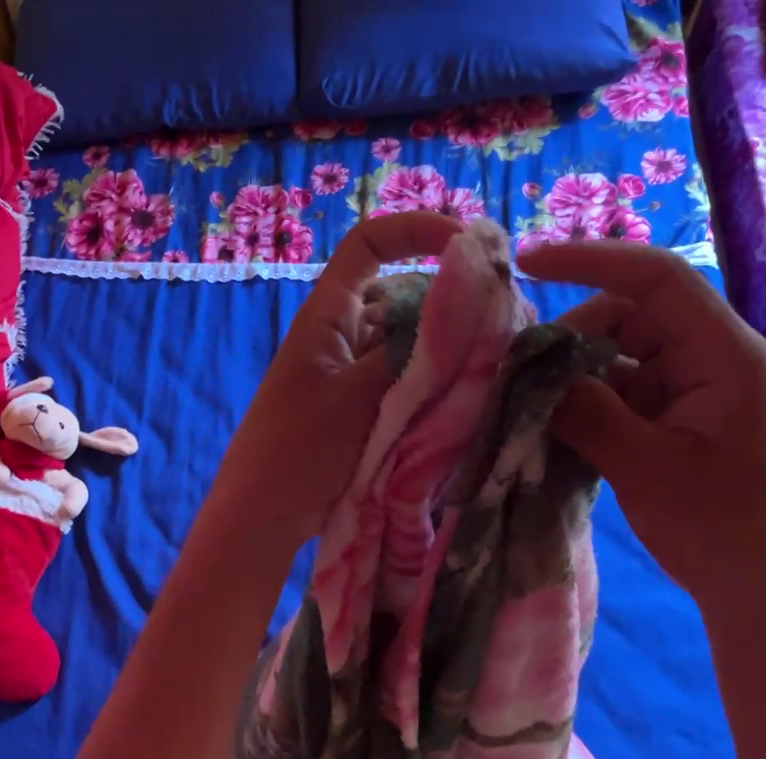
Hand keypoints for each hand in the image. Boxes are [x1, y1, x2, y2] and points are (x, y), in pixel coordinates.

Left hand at [213, 211, 464, 545]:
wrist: (262, 520)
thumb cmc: (296, 452)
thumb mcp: (356, 397)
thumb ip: (412, 351)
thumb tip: (470, 305)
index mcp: (326, 317)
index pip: (368, 246)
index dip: (415, 231)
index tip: (468, 243)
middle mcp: (341, 338)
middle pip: (402, 296)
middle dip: (448, 301)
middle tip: (503, 319)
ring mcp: (352, 378)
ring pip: (409, 344)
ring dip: (446, 348)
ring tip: (496, 359)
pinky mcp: (362, 413)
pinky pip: (406, 384)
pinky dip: (434, 385)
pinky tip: (470, 396)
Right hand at [519, 242, 765, 608]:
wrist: (763, 588)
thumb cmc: (720, 525)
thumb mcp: (645, 466)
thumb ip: (586, 412)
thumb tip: (528, 373)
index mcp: (720, 353)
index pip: (654, 278)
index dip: (590, 260)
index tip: (525, 263)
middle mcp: (706, 358)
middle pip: (626, 318)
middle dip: (569, 341)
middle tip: (517, 380)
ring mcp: (689, 390)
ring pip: (614, 358)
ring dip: (572, 380)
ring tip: (529, 414)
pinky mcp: (672, 420)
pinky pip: (618, 394)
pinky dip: (583, 407)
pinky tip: (551, 432)